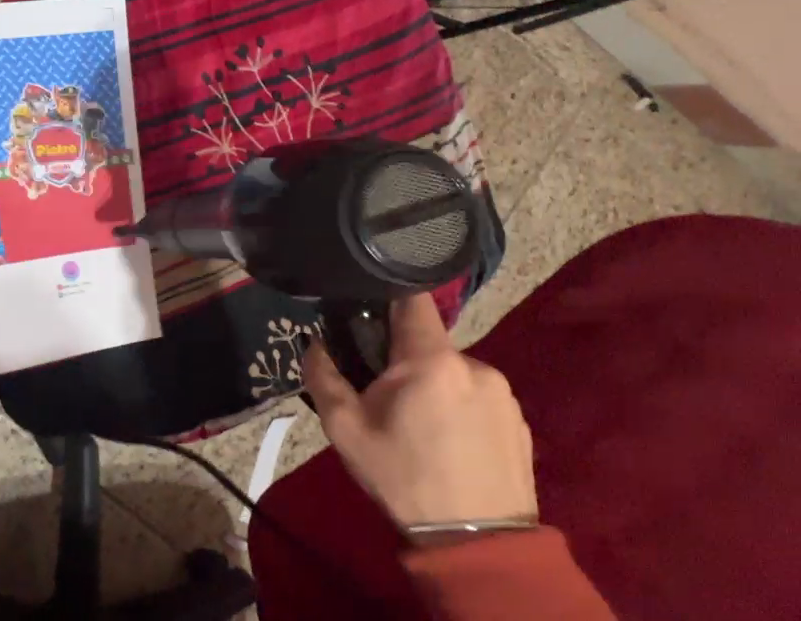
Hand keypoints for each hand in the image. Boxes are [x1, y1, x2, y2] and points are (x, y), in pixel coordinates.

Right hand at [303, 294, 537, 530]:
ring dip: (432, 384)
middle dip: (402, 357)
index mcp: (431, 360)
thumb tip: (317, 345)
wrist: (477, 542)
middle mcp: (475, 366)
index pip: (412, 300)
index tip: (364, 310)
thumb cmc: (402, 475)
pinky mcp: (520, 422)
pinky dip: (457, 406)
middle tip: (380, 391)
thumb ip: (323, 375)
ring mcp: (504, 394)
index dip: (385, 296)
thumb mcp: (343, 427)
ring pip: (452, 371)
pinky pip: (477, 396)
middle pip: (428, 342)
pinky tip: (445, 440)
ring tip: (415, 422)